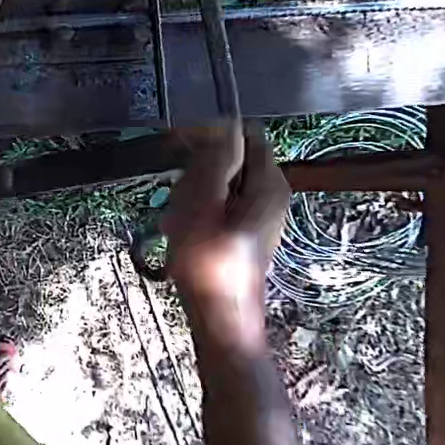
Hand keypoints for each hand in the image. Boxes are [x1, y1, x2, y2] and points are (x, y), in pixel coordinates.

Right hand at [163, 123, 290, 357]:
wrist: (220, 320)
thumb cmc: (209, 265)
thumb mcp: (203, 207)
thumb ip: (215, 163)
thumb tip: (223, 123)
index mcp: (268, 183)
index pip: (240, 132)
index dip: (207, 133)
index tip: (175, 147)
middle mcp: (269, 193)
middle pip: (228, 158)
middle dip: (195, 171)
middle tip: (177, 198)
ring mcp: (257, 213)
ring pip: (217, 183)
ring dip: (191, 195)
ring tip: (176, 221)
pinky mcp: (242, 230)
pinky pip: (216, 205)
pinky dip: (196, 212)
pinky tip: (181, 233)